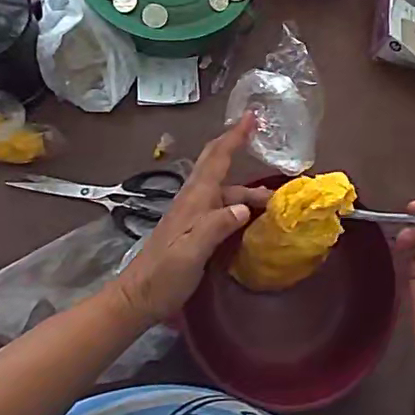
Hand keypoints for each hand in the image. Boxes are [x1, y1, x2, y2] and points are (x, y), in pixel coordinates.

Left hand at [110, 115, 271, 326]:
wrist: (138, 298)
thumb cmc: (163, 276)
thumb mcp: (190, 253)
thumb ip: (215, 227)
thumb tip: (244, 207)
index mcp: (194, 200)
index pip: (216, 159)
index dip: (234, 136)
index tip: (250, 116)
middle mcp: (194, 201)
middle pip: (217, 166)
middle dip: (237, 148)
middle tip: (262, 138)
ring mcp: (193, 215)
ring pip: (225, 192)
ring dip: (249, 191)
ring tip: (276, 201)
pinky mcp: (194, 231)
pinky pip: (223, 209)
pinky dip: (241, 206)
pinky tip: (254, 219)